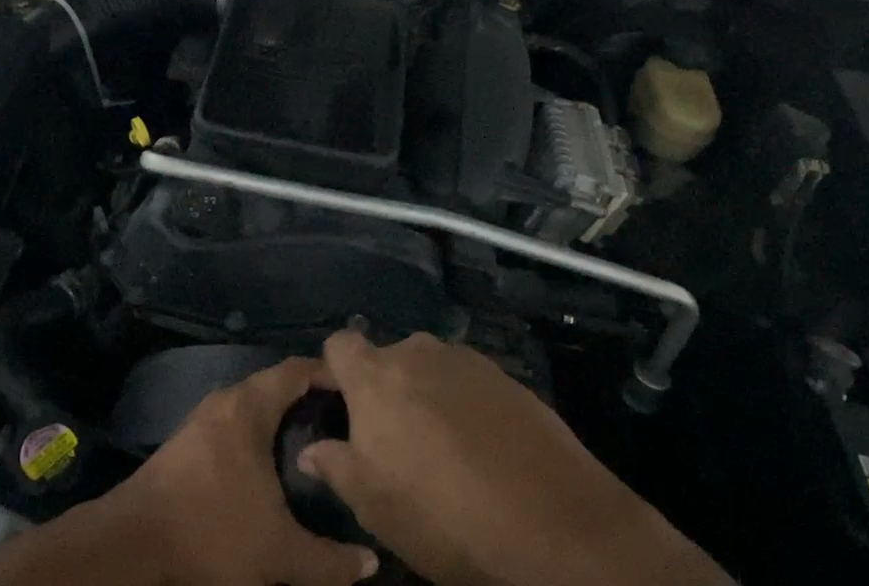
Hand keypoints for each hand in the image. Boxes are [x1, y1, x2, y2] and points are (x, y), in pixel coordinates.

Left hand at [111, 356, 378, 585]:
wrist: (132, 543)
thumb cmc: (212, 531)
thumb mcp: (280, 553)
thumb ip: (329, 559)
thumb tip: (370, 562)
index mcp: (248, 408)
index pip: (295, 370)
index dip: (328, 373)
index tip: (359, 389)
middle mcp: (223, 402)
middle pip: (273, 386)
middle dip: (308, 399)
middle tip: (344, 422)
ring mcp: (199, 421)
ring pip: (250, 407)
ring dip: (279, 419)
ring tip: (314, 445)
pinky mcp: (184, 443)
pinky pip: (232, 425)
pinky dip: (256, 435)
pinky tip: (269, 467)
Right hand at [298, 331, 730, 585]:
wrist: (557, 525)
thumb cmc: (444, 515)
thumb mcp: (374, 505)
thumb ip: (336, 466)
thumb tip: (311, 449)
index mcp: (376, 377)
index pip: (340, 344)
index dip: (336, 369)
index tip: (340, 403)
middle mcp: (420, 354)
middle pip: (389, 357)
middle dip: (386, 387)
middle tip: (394, 438)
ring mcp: (470, 362)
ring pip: (432, 369)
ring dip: (428, 394)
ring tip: (442, 445)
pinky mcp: (512, 379)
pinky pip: (471, 384)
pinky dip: (467, 405)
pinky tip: (482, 448)